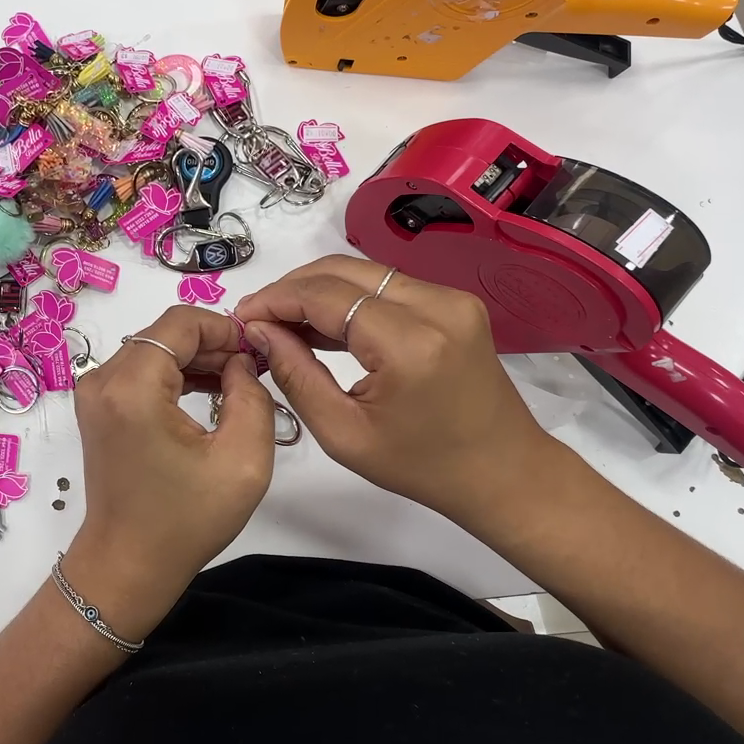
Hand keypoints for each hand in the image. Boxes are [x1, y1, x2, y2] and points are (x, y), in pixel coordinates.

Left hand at [62, 306, 275, 634]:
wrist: (128, 563)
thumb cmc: (185, 520)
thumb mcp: (243, 460)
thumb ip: (252, 396)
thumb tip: (240, 362)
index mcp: (132, 387)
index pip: (179, 323)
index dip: (223, 328)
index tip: (255, 352)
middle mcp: (103, 380)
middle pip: (163, 333)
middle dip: (211, 343)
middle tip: (252, 370)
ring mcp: (94, 393)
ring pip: (152, 349)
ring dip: (193, 358)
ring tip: (235, 382)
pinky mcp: (96, 408)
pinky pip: (139, 371)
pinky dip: (172, 373)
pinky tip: (206, 391)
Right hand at [234, 256, 555, 521]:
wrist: (503, 473)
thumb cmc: (420, 466)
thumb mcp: (342, 433)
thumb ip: (295, 374)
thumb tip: (258, 331)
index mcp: (411, 344)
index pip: (325, 296)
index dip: (275, 300)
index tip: (240, 318)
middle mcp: (436, 306)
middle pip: (342, 270)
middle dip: (290, 288)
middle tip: (255, 318)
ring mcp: (451, 299)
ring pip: (362, 272)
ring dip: (315, 290)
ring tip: (280, 322)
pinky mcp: (453, 303)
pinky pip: (384, 285)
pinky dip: (345, 297)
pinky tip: (318, 323)